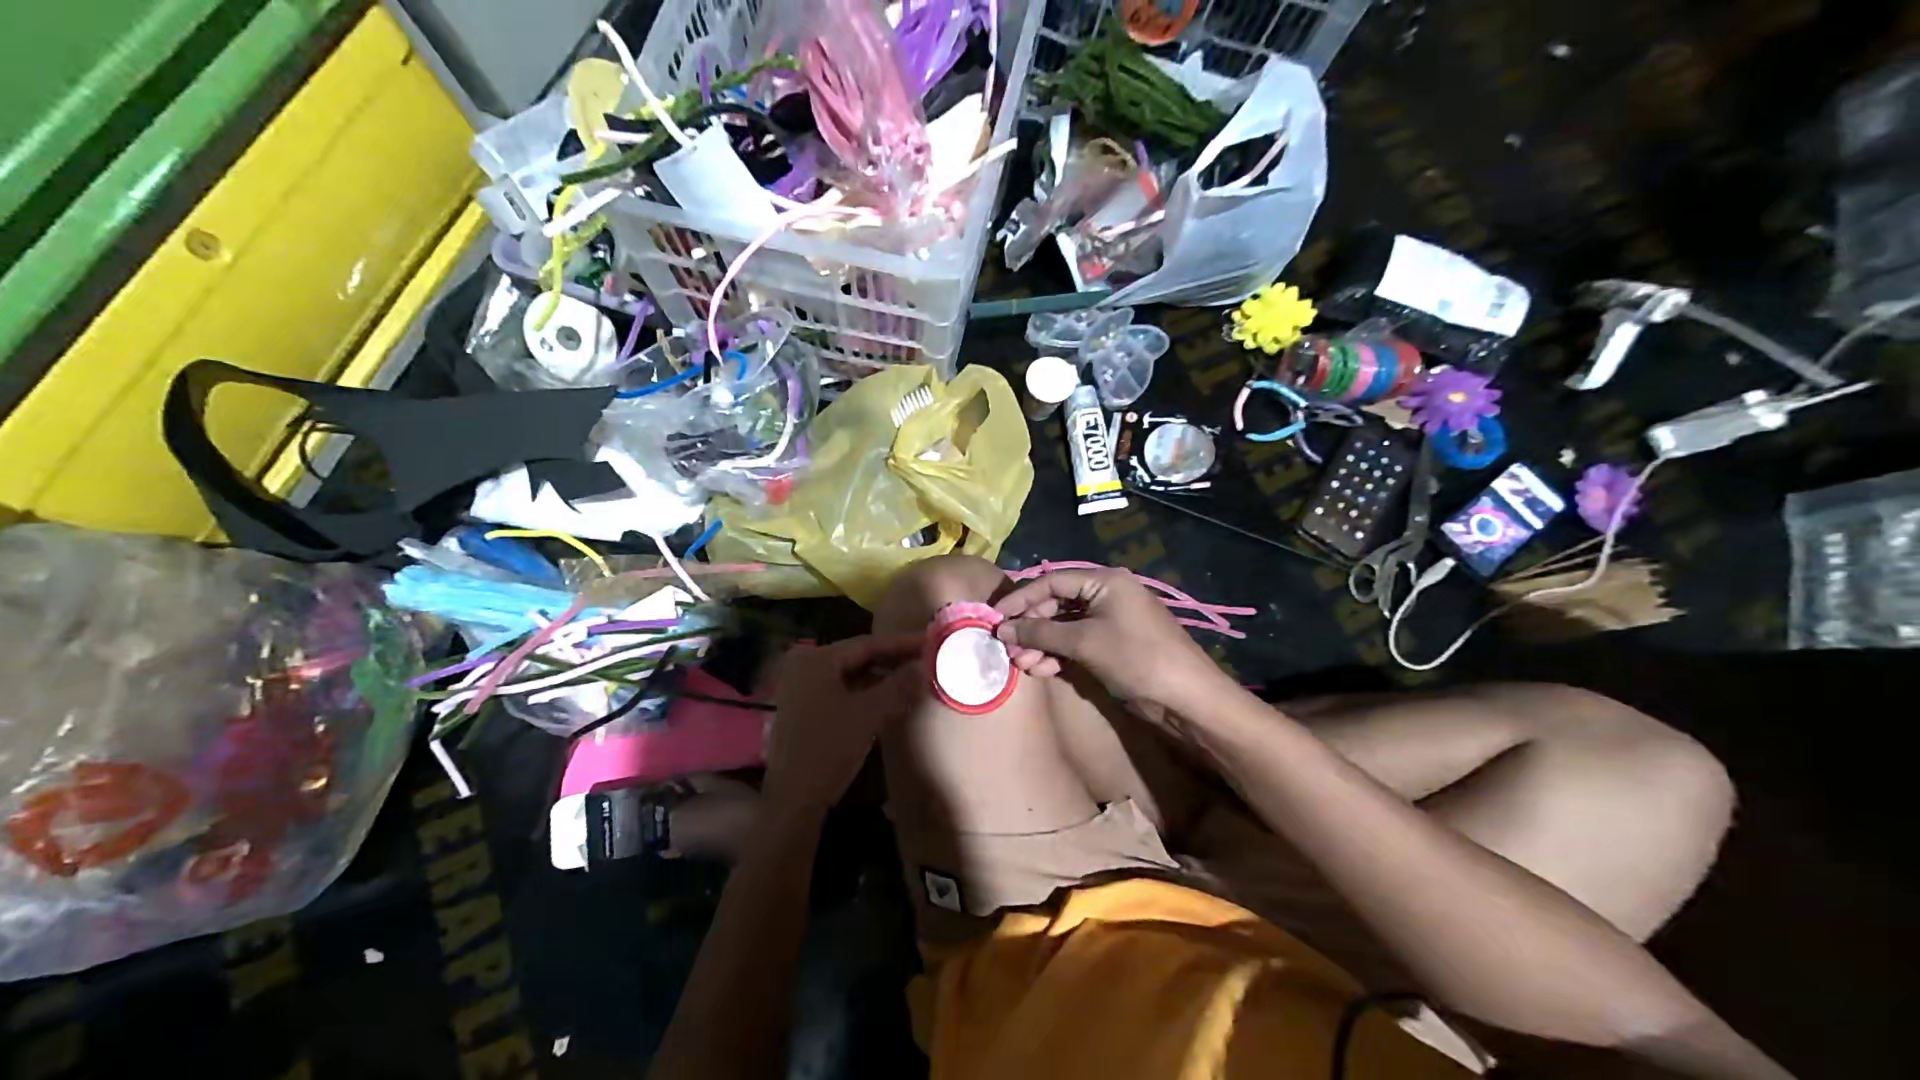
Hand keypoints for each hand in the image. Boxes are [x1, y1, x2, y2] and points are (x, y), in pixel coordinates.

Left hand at [762, 633, 923, 815]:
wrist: (793, 800)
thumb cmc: (829, 749)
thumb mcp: (869, 714)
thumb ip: (898, 686)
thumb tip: (924, 666)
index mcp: (816, 660)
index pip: (867, 644)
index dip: (902, 643)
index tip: (930, 641)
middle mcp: (804, 666)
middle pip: (857, 657)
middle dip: (892, 660)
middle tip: (926, 659)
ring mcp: (800, 688)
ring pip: (850, 675)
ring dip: (881, 677)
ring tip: (913, 678)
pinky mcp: (803, 708)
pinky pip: (841, 690)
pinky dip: (865, 692)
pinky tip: (888, 698)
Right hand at [993, 568, 1228, 715]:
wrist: (1186, 697)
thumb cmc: (1136, 658)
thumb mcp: (1084, 642)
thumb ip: (1041, 632)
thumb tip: (1004, 629)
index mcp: (1105, 581)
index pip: (1052, 581)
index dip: (1022, 598)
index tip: (996, 618)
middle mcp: (1106, 595)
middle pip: (1057, 603)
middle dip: (1031, 626)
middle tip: (1009, 647)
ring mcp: (1111, 621)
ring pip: (1065, 626)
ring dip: (1042, 644)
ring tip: (1023, 665)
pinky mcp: (1113, 645)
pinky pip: (1077, 643)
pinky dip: (1058, 654)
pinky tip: (1042, 670)